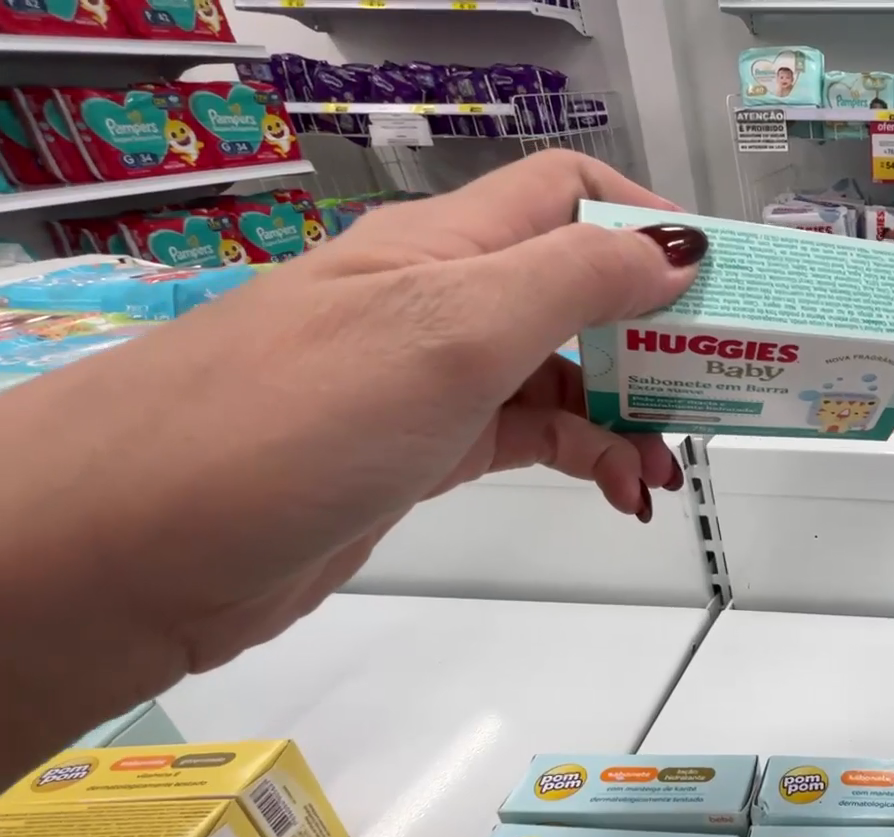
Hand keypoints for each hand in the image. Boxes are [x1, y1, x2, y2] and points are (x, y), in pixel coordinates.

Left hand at [0, 150, 704, 737]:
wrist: (141, 549)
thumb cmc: (294, 419)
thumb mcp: (453, 331)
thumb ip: (574, 282)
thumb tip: (678, 254)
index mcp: (451, 247)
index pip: (570, 194)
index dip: (648, 224)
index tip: (716, 285)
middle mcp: (451, 300)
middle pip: (586, 295)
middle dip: (658, 342)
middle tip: (714, 392)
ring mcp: (446, 376)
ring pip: (573, 378)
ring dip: (634, 420)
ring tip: (663, 475)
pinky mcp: (441, 442)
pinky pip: (544, 436)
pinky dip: (594, 460)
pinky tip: (622, 496)